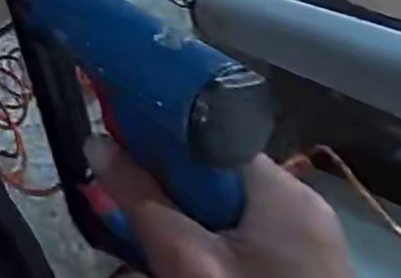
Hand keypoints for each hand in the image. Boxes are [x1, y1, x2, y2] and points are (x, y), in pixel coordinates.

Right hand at [88, 139, 354, 277]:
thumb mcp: (187, 261)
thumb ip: (139, 197)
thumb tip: (94, 142)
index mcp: (284, 191)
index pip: (205, 135)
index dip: (158, 136)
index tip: (118, 146)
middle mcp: (300, 207)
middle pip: (211, 174)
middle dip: (165, 188)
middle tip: (126, 207)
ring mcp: (306, 245)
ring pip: (221, 210)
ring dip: (180, 219)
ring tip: (147, 244)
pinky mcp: (301, 272)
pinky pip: (240, 238)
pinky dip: (206, 244)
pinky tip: (183, 265)